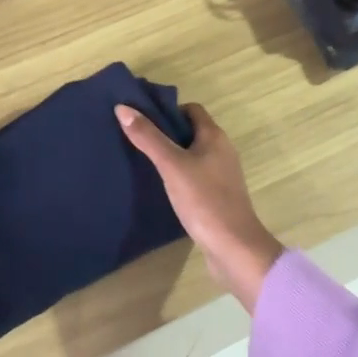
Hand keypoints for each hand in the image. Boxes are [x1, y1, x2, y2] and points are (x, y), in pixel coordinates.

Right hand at [116, 102, 284, 312]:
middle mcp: (222, 150)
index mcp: (214, 136)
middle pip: (191, 131)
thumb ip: (148, 137)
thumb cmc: (204, 200)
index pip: (191, 109)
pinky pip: (197, 176)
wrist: (234, 249)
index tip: (144, 119)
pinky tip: (164, 188)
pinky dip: (181, 176)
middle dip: (167, 133)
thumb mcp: (172, 165)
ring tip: (146, 163)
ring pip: (194, 155)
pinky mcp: (220, 197)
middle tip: (139, 140)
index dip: (168, 110)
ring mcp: (223, 175)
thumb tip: (122, 108)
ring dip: (173, 156)